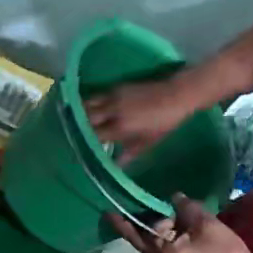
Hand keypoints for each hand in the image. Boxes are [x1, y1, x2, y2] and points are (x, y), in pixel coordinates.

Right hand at [85, 78, 202, 158]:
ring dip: (81, 112)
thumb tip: (115, 166)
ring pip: (88, 104)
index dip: (84, 142)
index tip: (79, 148)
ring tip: (76, 120)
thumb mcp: (149, 141)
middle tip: (74, 134)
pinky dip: (90, 103)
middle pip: (85, 118)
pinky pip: (97, 95)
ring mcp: (114, 96)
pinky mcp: (118, 87)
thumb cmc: (165, 122)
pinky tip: (90, 109)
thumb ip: (129, 153)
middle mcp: (113, 111)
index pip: (93, 136)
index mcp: (120, 127)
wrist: (178, 94)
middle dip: (78, 126)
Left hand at [108, 194, 252, 252]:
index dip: (122, 223)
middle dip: (140, 218)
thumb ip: (185, 207)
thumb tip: (173, 196)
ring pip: (153, 238)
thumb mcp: (204, 223)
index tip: (107, 211)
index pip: (136, 235)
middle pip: (142, 236)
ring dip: (154, 222)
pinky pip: (163, 241)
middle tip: (130, 197)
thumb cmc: (223, 250)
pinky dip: (163, 228)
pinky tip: (168, 214)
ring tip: (150, 201)